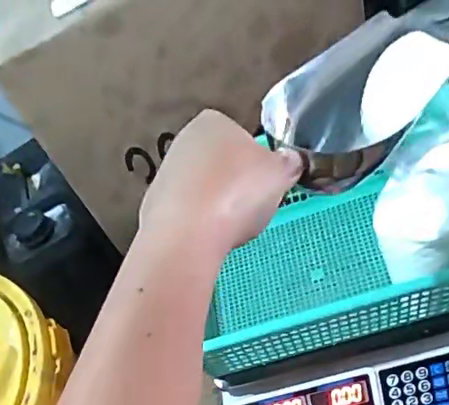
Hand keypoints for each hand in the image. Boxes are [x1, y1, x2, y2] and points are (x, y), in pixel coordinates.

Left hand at [139, 111, 302, 255]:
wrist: (188, 233)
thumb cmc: (236, 193)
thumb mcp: (280, 174)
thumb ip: (289, 164)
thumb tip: (292, 160)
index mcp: (214, 121)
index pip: (244, 141)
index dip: (259, 168)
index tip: (265, 189)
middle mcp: (185, 140)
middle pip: (223, 168)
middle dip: (236, 190)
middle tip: (249, 211)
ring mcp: (167, 174)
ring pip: (205, 194)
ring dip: (218, 211)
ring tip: (228, 229)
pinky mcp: (156, 207)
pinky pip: (189, 218)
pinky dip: (201, 228)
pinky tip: (208, 239)